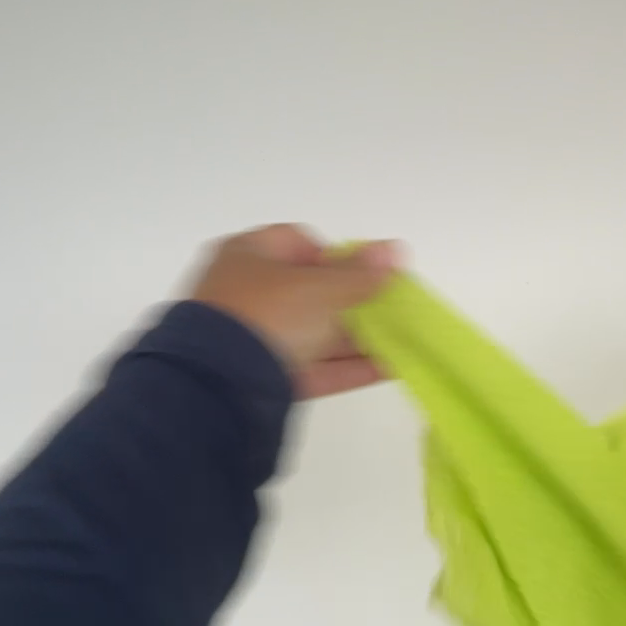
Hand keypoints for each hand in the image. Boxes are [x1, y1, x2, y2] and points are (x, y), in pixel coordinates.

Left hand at [190, 224, 399, 398]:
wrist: (224, 381)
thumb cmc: (270, 314)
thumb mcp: (322, 288)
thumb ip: (362, 273)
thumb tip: (397, 249)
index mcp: (249, 256)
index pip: (301, 244)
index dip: (340, 257)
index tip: (368, 276)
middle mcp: (250, 293)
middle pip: (315, 293)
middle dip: (357, 304)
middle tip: (390, 313)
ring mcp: (259, 337)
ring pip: (319, 334)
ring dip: (360, 340)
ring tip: (402, 343)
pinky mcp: (272, 375)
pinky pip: (319, 366)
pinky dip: (353, 367)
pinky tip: (391, 368)